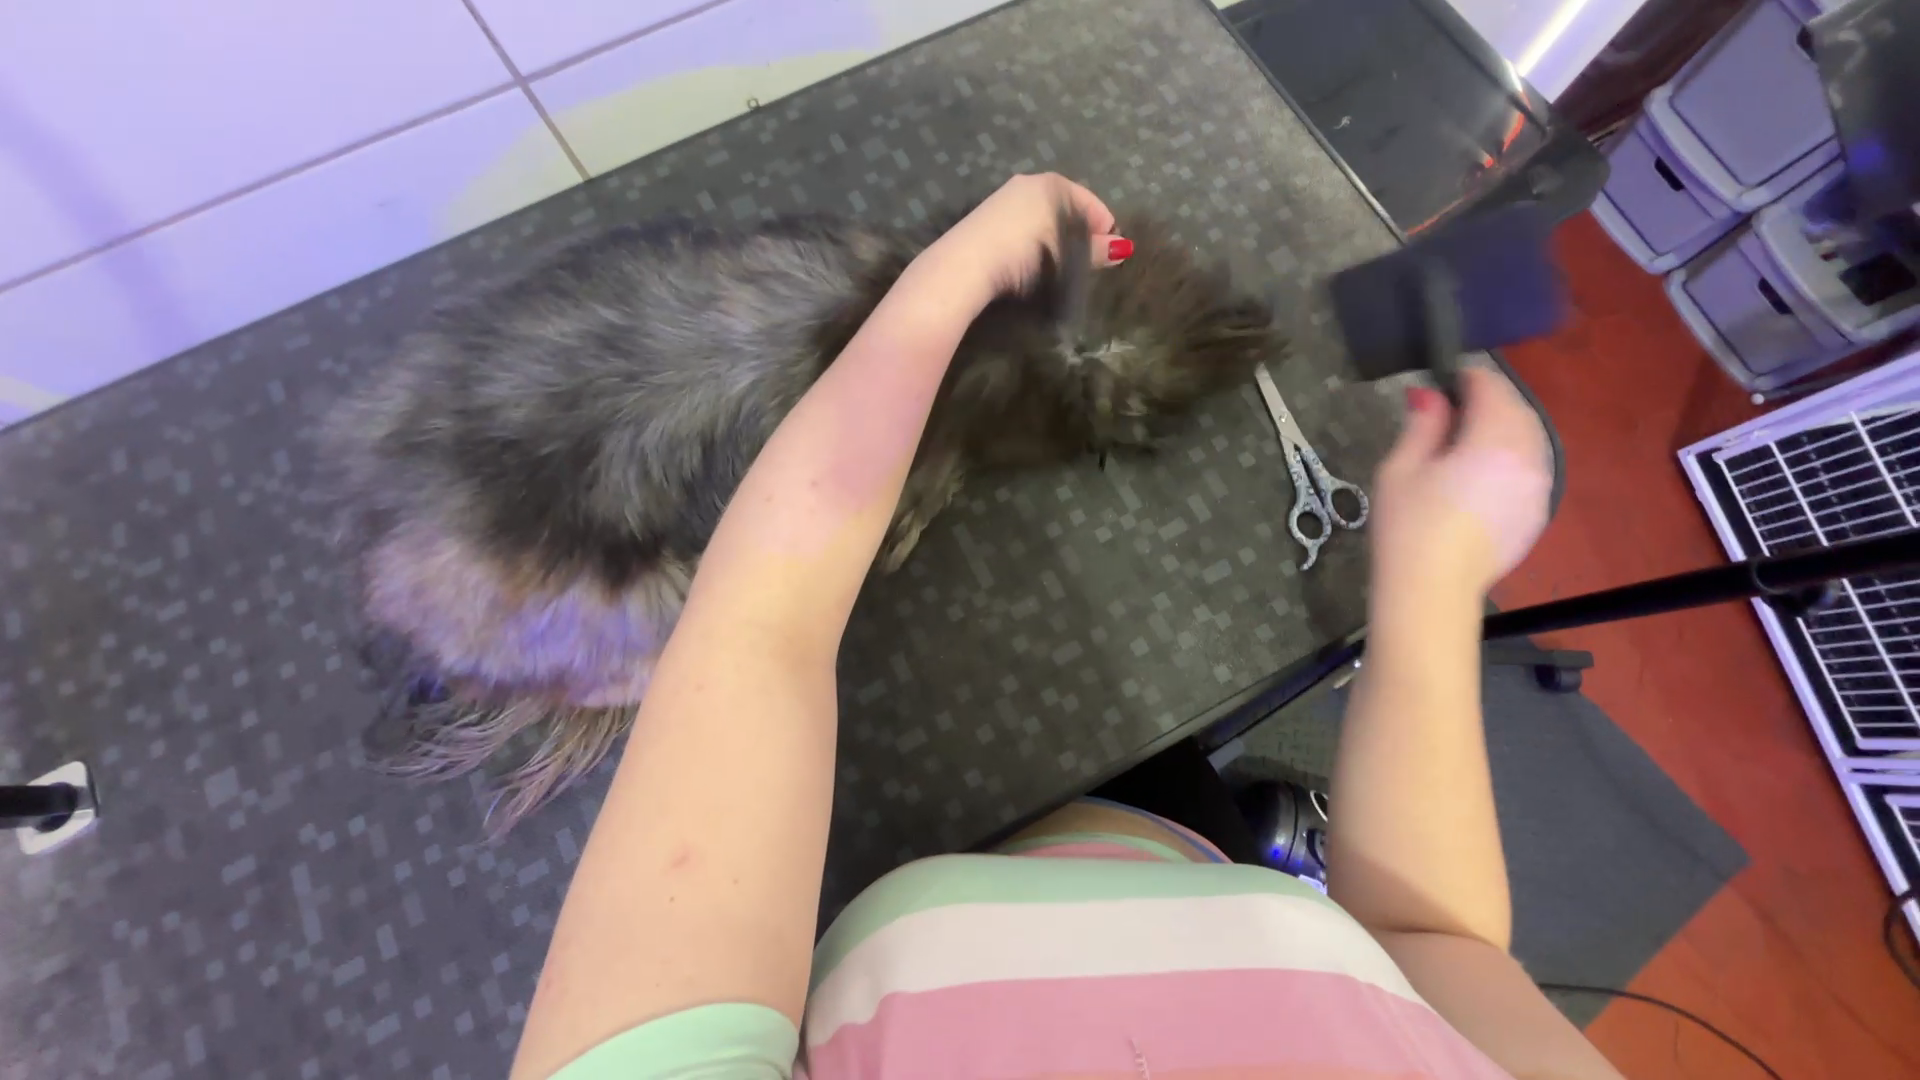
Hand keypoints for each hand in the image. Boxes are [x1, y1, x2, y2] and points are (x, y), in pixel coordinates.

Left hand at [923, 173, 1128, 305]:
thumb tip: (1122, 248)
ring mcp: (1003, 198)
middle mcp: (1029, 182)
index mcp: (1054, 184)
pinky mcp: (984, 218)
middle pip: (1065, 209)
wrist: (967, 265)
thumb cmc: (1026, 255)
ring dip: (1054, 239)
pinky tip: (1029, 261)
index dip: (1105, 228)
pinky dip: (1032, 242)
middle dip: (1079, 233)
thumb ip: (1095, 251)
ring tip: (1059, 265)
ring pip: (1041, 218)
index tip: (1111, 254)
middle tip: (1087, 261)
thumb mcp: (1067, 256)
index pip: (1091, 204)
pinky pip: (1021, 228)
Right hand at [1370, 367, 1551, 601]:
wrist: (1431, 588)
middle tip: (1450, 410)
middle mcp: (1528, 458)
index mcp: (1493, 441)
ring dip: (1503, 430)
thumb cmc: (1407, 525)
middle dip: (1489, 402)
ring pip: (1530, 440)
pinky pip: (1531, 470)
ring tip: (1465, 442)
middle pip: (1518, 412)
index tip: (1443, 379)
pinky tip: (1480, 476)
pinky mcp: (1537, 513)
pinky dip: (1510, 459)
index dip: (1468, 378)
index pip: (1492, 390)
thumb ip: (1422, 425)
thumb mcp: (1400, 469)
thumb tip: (1429, 395)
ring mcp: (1539, 487)